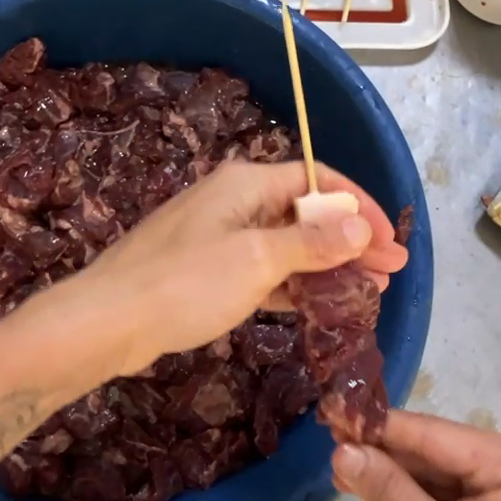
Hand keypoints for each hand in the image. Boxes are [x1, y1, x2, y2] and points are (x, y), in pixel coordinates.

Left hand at [53, 160, 408, 379]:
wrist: (107, 321)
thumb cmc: (184, 282)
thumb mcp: (256, 259)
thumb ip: (311, 242)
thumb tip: (360, 226)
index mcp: (246, 183)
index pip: (317, 180)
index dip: (360, 207)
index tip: (392, 241)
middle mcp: (235, 201)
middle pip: (305, 213)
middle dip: (350, 241)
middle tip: (391, 272)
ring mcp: (219, 237)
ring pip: (287, 245)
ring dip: (326, 266)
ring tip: (369, 292)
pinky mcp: (208, 271)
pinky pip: (263, 270)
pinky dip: (293, 285)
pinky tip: (320, 305)